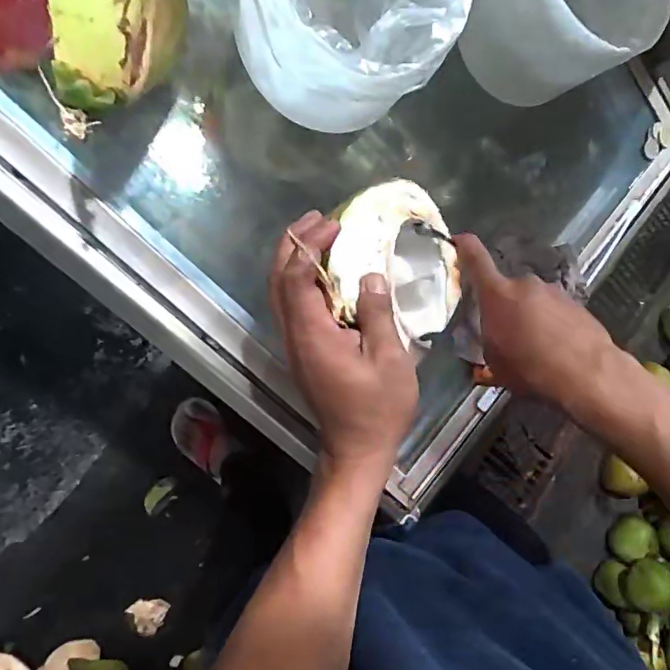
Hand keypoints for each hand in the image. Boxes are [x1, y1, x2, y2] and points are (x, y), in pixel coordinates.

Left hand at [270, 211, 417, 475]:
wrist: (357, 449)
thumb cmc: (378, 408)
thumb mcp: (389, 360)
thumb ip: (377, 315)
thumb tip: (369, 276)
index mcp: (313, 335)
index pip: (297, 278)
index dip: (310, 246)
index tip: (335, 226)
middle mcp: (295, 336)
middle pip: (279, 280)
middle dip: (293, 245)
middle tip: (319, 220)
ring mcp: (297, 346)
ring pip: (283, 293)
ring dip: (296, 261)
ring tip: (320, 239)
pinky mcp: (305, 354)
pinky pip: (295, 307)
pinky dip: (305, 282)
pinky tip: (328, 276)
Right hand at [454, 234, 644, 417]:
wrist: (587, 372)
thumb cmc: (532, 369)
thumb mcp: (497, 367)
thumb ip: (487, 352)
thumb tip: (483, 360)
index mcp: (498, 295)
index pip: (476, 259)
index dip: (465, 247)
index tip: (459, 240)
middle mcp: (526, 284)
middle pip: (508, 290)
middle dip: (507, 308)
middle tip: (509, 334)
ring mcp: (554, 291)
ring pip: (534, 301)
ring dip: (532, 317)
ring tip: (538, 347)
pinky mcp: (576, 303)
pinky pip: (556, 310)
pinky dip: (553, 324)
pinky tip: (558, 347)